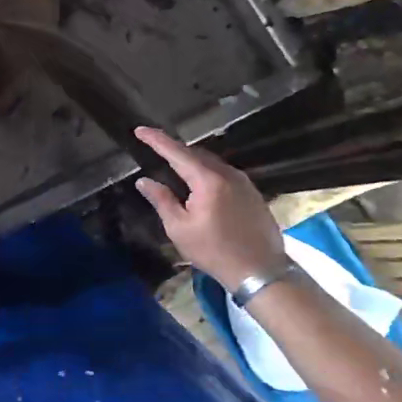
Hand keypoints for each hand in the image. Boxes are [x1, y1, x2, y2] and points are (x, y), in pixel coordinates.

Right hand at [133, 127, 288, 285]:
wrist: (261, 272)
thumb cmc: (214, 250)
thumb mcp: (179, 228)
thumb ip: (162, 200)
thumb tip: (144, 181)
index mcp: (208, 181)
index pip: (177, 153)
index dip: (156, 140)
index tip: (140, 130)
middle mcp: (228, 175)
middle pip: (196, 154)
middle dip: (174, 149)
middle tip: (154, 147)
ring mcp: (244, 183)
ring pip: (212, 162)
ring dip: (191, 160)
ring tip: (173, 164)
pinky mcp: (253, 194)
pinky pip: (224, 173)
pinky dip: (206, 171)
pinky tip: (199, 182)